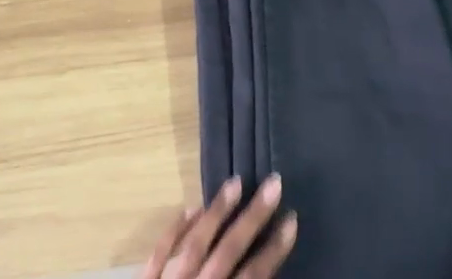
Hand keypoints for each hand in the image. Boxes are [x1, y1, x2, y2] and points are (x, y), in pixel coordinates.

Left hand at [141, 174, 296, 278]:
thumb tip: (263, 264)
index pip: (254, 274)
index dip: (275, 248)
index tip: (292, 219)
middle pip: (229, 250)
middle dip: (253, 217)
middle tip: (274, 183)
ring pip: (195, 243)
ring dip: (216, 212)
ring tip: (235, 182)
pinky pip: (159, 252)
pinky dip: (175, 229)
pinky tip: (190, 207)